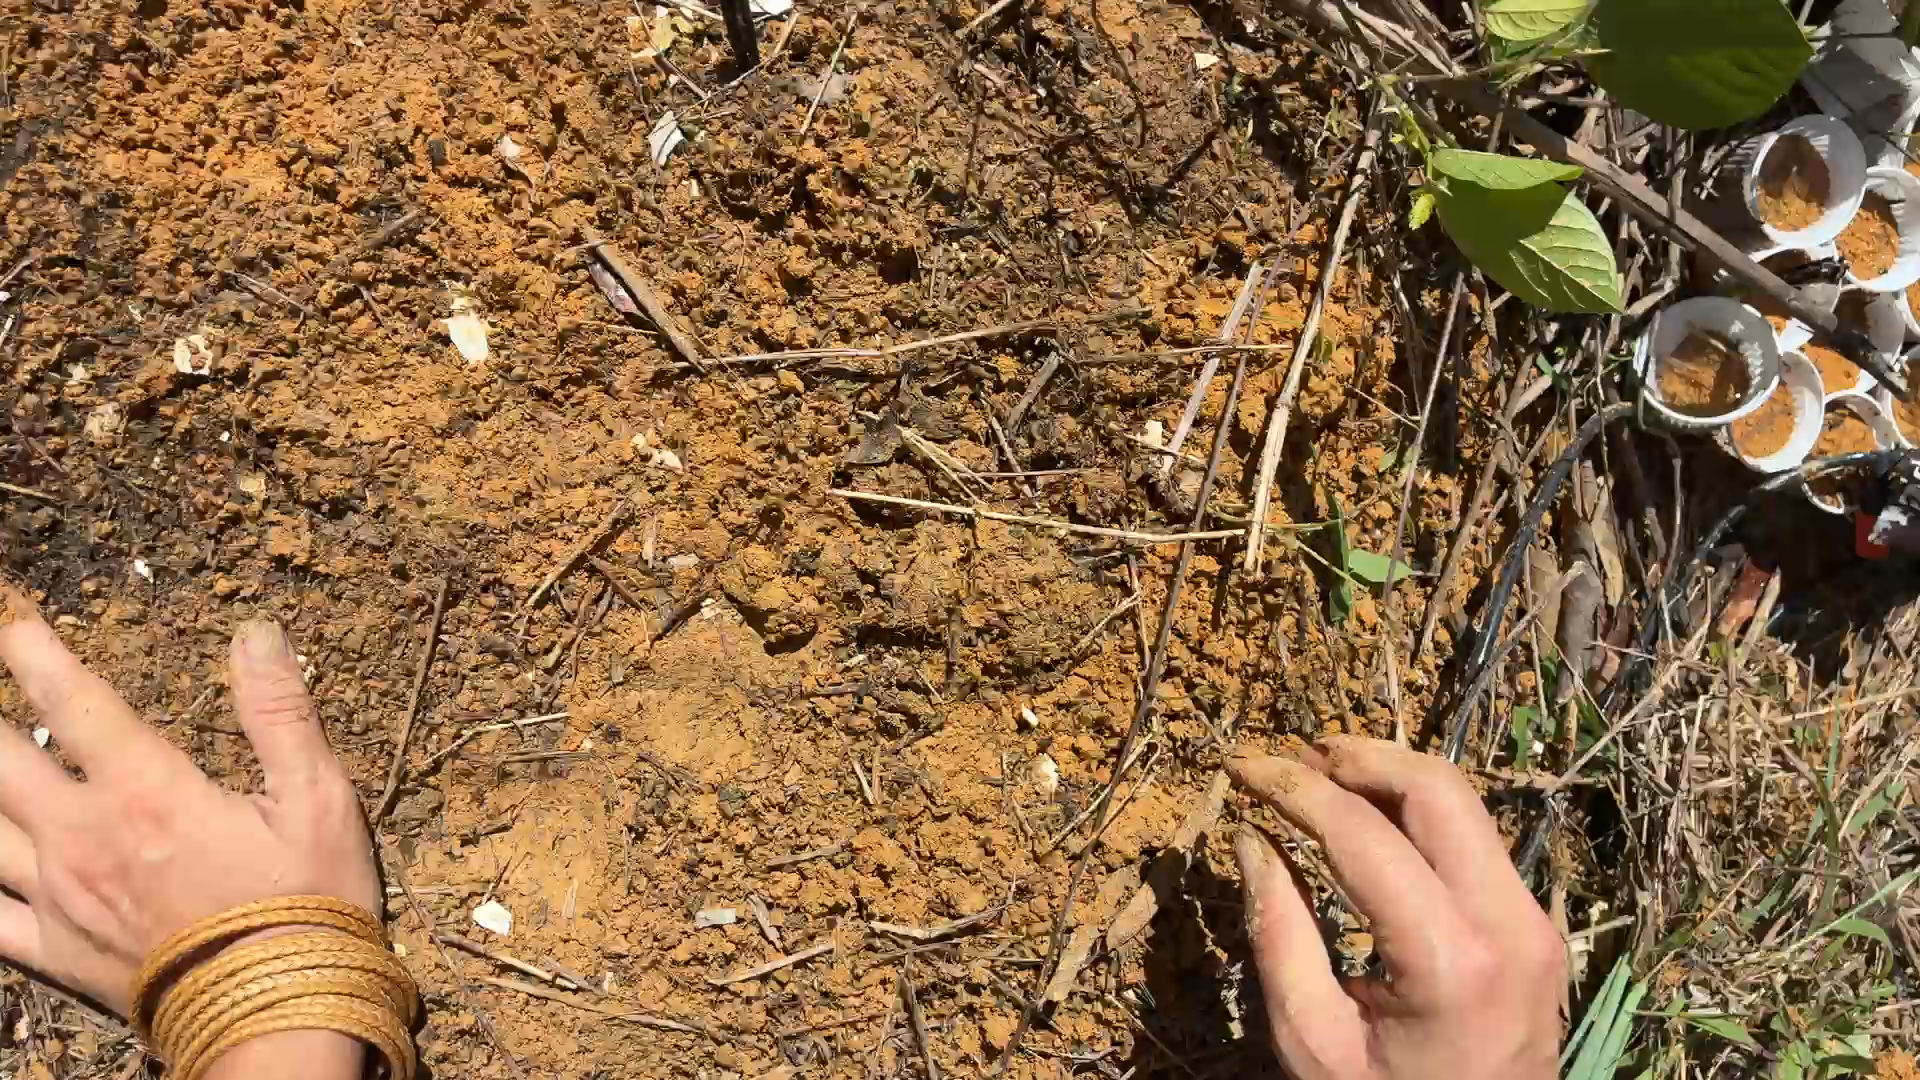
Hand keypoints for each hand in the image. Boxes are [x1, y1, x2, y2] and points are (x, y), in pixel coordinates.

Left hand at [0, 588, 376, 1019]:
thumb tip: (256, 635)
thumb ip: (280, 712)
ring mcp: (53, 897)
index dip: (41, 660)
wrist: (277, 1000)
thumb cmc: (309, 887)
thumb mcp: (318, 793)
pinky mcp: (48, 946)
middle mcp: (82, 838)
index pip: (82, 711)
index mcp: (151, 794)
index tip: (14, 621)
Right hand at [1227, 737, 1563, 1079]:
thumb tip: (1249, 835)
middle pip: (1433, 787)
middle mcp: (1508, 925)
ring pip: (1455, 796)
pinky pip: (1465, 829)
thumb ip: (1277, 928)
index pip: (1360, 830)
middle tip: (1288, 761)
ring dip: (1379, 770)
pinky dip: (1404, 802)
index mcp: (1452, 962)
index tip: (1239, 767)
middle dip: (1350, 757)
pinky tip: (1359, 810)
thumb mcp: (1310, 1036)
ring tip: (1316, 775)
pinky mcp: (1528, 920)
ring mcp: (1530, 920)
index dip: (1290, 785)